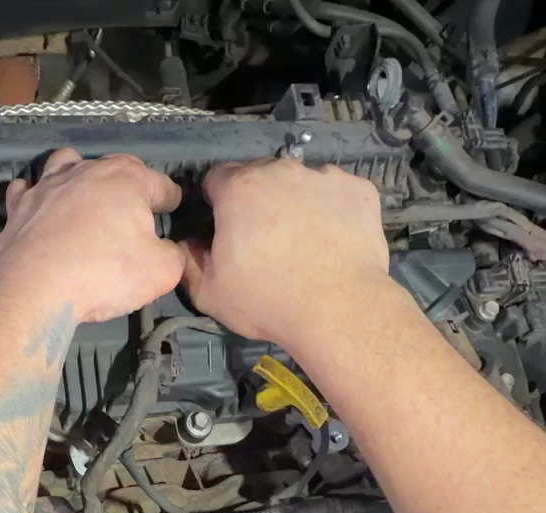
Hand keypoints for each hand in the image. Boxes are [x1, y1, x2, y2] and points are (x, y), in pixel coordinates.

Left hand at [0, 149, 186, 324]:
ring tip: (81, 193)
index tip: (174, 205)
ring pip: (64, 165)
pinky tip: (37, 210)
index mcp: (125, 180)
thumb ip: (172, 256)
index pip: (159, 183)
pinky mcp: (17, 211)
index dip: (170, 197)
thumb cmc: (103, 274)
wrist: (34, 289)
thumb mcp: (160, 272)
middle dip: (126, 183)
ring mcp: (45, 188)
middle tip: (131, 206)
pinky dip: (33, 199)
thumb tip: (168, 252)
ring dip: (75, 174)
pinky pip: (26, 194)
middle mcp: (84, 173)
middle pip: (111, 168)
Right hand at [181, 159, 397, 354]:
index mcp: (240, 189)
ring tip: (300, 244)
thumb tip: (186, 246)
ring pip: (300, 183)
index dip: (216, 202)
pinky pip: (336, 194)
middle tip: (262, 242)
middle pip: (260, 176)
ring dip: (294, 204)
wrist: (337, 308)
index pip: (216, 178)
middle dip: (256, 202)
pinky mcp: (359, 190)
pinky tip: (330, 242)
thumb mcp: (209, 294)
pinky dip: (330, 211)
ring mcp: (325, 177)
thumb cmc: (266, 300)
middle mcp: (282, 170)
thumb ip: (189, 263)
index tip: (223, 227)